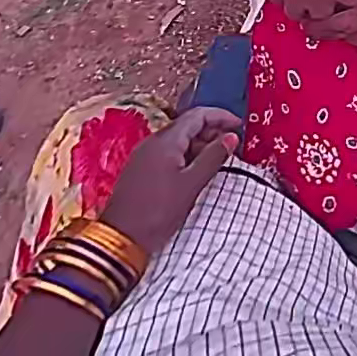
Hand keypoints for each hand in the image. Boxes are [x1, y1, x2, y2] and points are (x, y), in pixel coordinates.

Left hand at [99, 107, 241, 254]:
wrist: (118, 242)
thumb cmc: (157, 211)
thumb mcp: (191, 184)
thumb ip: (213, 157)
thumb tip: (232, 136)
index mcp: (166, 140)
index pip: (198, 115)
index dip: (221, 116)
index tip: (238, 125)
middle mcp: (154, 141)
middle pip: (188, 125)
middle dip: (211, 131)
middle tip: (231, 144)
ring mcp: (144, 155)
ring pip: (178, 140)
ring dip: (200, 144)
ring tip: (217, 159)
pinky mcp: (140, 170)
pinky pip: (168, 152)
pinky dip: (186, 155)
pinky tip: (195, 170)